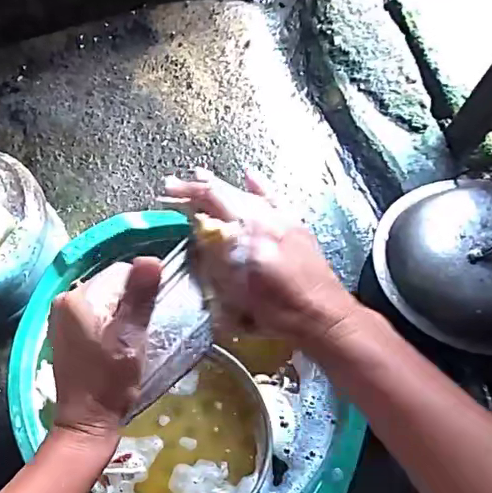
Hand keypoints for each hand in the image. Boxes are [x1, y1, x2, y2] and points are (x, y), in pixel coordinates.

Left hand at [48, 256, 161, 437]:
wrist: (86, 421)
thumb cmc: (110, 381)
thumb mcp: (131, 338)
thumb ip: (139, 297)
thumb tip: (150, 258)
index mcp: (77, 297)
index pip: (121, 272)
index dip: (141, 292)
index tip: (149, 316)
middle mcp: (63, 300)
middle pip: (112, 286)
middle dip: (130, 304)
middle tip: (141, 332)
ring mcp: (61, 318)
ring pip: (105, 301)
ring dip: (121, 316)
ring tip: (130, 342)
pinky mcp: (65, 333)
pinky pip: (95, 316)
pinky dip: (109, 325)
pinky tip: (116, 347)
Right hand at [162, 168, 358, 345]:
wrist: (323, 317)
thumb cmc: (278, 314)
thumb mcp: (235, 293)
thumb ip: (216, 260)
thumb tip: (200, 234)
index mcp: (247, 236)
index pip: (211, 204)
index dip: (187, 196)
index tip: (168, 192)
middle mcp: (264, 221)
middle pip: (226, 195)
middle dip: (198, 188)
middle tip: (175, 185)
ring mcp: (281, 220)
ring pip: (245, 195)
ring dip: (221, 186)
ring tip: (200, 176)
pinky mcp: (295, 226)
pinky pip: (274, 198)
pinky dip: (259, 186)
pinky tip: (249, 175)